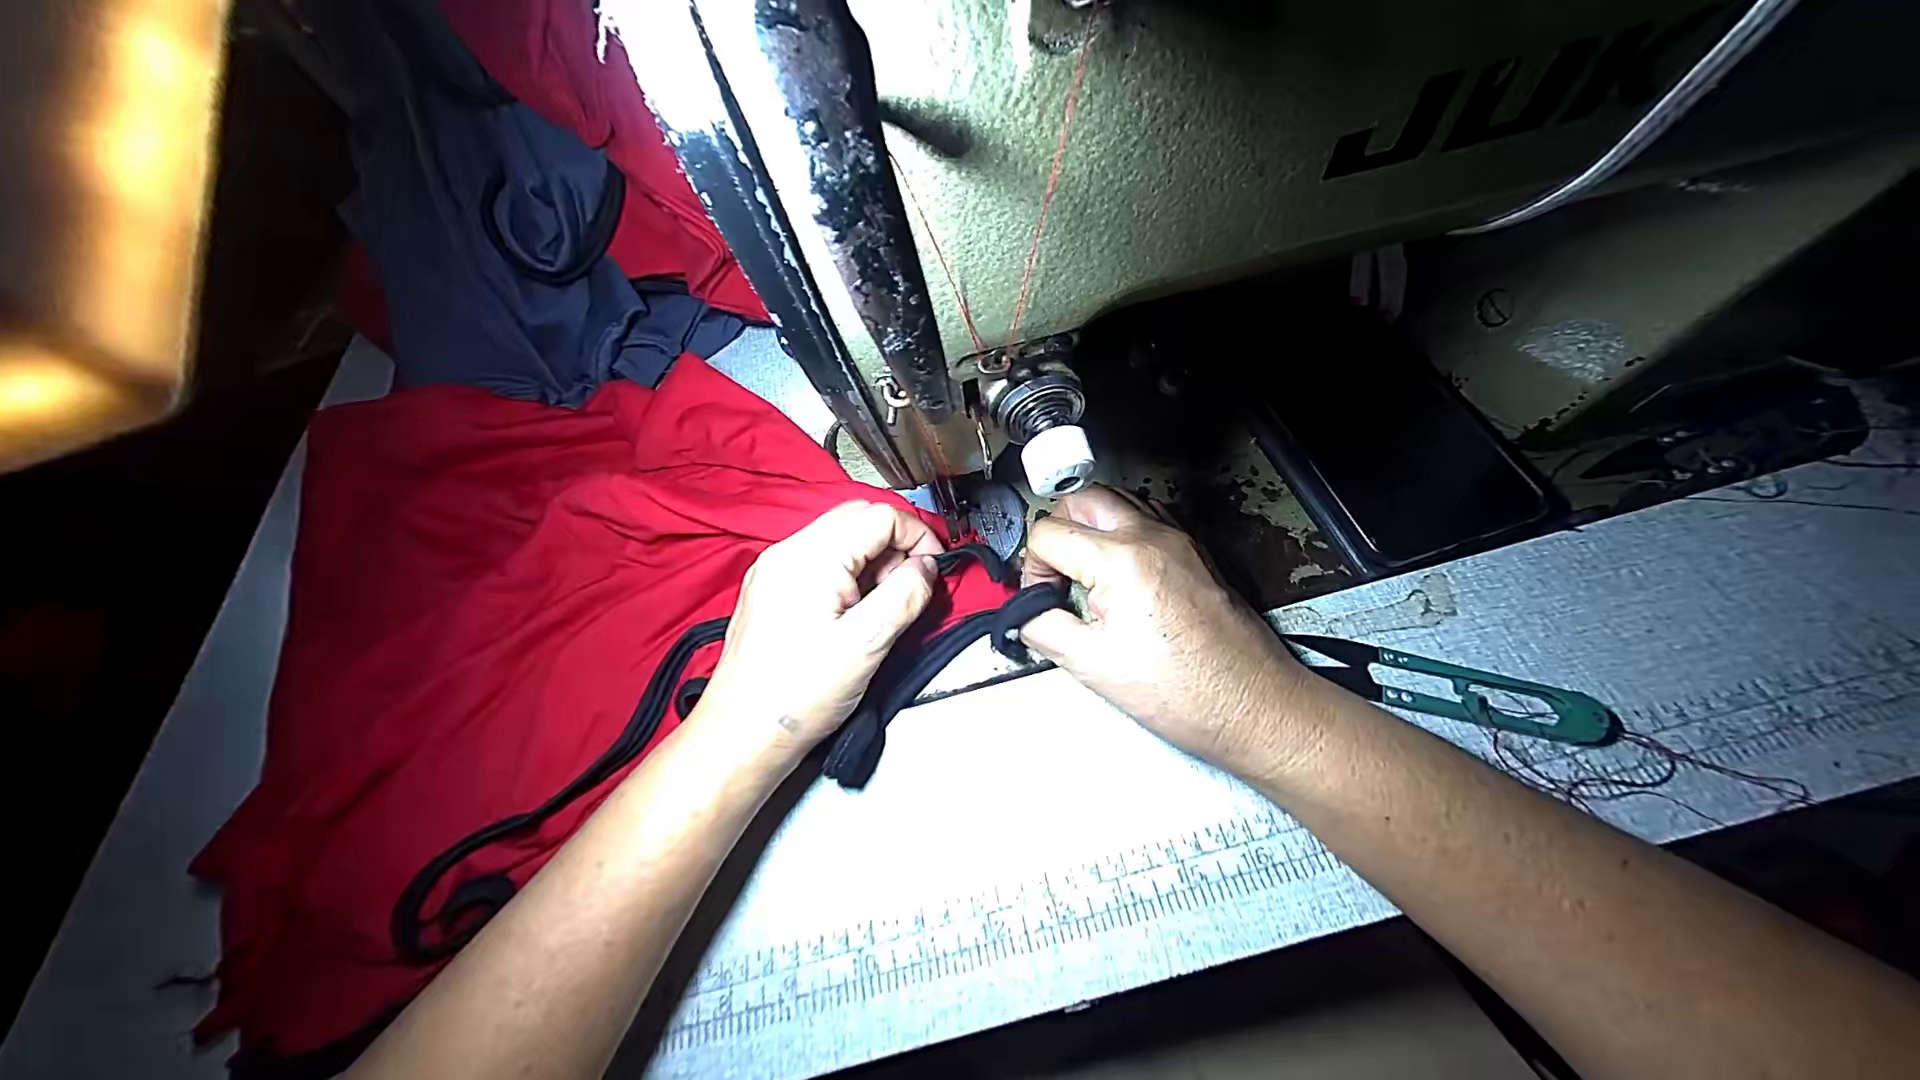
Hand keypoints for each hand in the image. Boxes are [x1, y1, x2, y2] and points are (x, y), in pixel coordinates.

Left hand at [702, 502, 943, 755]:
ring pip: (843, 539)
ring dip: (876, 562)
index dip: (918, 536)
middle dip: (897, 547)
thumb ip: (906, 596)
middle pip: (860, 520)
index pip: (880, 516)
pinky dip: (853, 575)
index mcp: (810, 558)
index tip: (933, 568)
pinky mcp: (775, 589)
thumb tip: (927, 568)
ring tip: (882, 609)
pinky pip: (824, 562)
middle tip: (910, 588)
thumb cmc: (792, 698)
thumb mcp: (867, 644)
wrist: (742, 735)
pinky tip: (857, 613)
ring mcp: (777, 570)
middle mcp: (788, 554)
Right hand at [1019, 487, 1320, 775]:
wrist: (1253, 706)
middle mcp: (1152, 537)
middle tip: (1056, 573)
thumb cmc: (1189, 693)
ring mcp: (1178, 540)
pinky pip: (1148, 516)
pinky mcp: (1195, 552)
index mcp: (1121, 561)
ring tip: (1086, 572)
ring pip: (1116, 500)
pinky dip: (1123, 530)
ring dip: (1090, 526)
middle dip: (1057, 530)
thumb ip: (1042, 627)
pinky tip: (1120, 571)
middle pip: (1080, 500)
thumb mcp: (1092, 666)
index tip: (1042, 597)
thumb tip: (1026, 611)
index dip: (1033, 567)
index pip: (1048, 533)